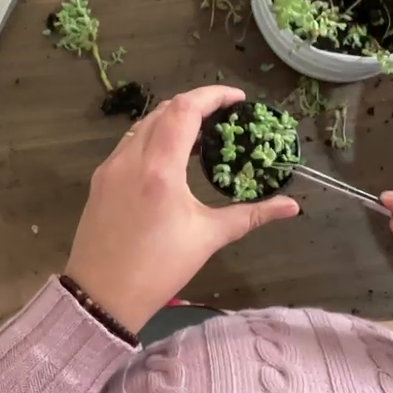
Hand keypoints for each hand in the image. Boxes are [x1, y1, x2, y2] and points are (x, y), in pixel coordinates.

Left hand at [66, 86, 300, 332]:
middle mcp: (130, 159)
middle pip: (163, 111)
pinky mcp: (99, 180)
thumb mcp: (208, 238)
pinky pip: (128, 144)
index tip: (238, 99)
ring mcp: (110, 167)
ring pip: (142, 125)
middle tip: (223, 117)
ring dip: (171, 120)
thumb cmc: (158, 269)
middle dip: (195, 105)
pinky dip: (152, 137)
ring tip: (199, 135)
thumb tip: (293, 207)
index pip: (185, 110)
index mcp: (160, 169)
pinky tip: (168, 157)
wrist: (101, 297)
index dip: (213, 96)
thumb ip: (252, 216)